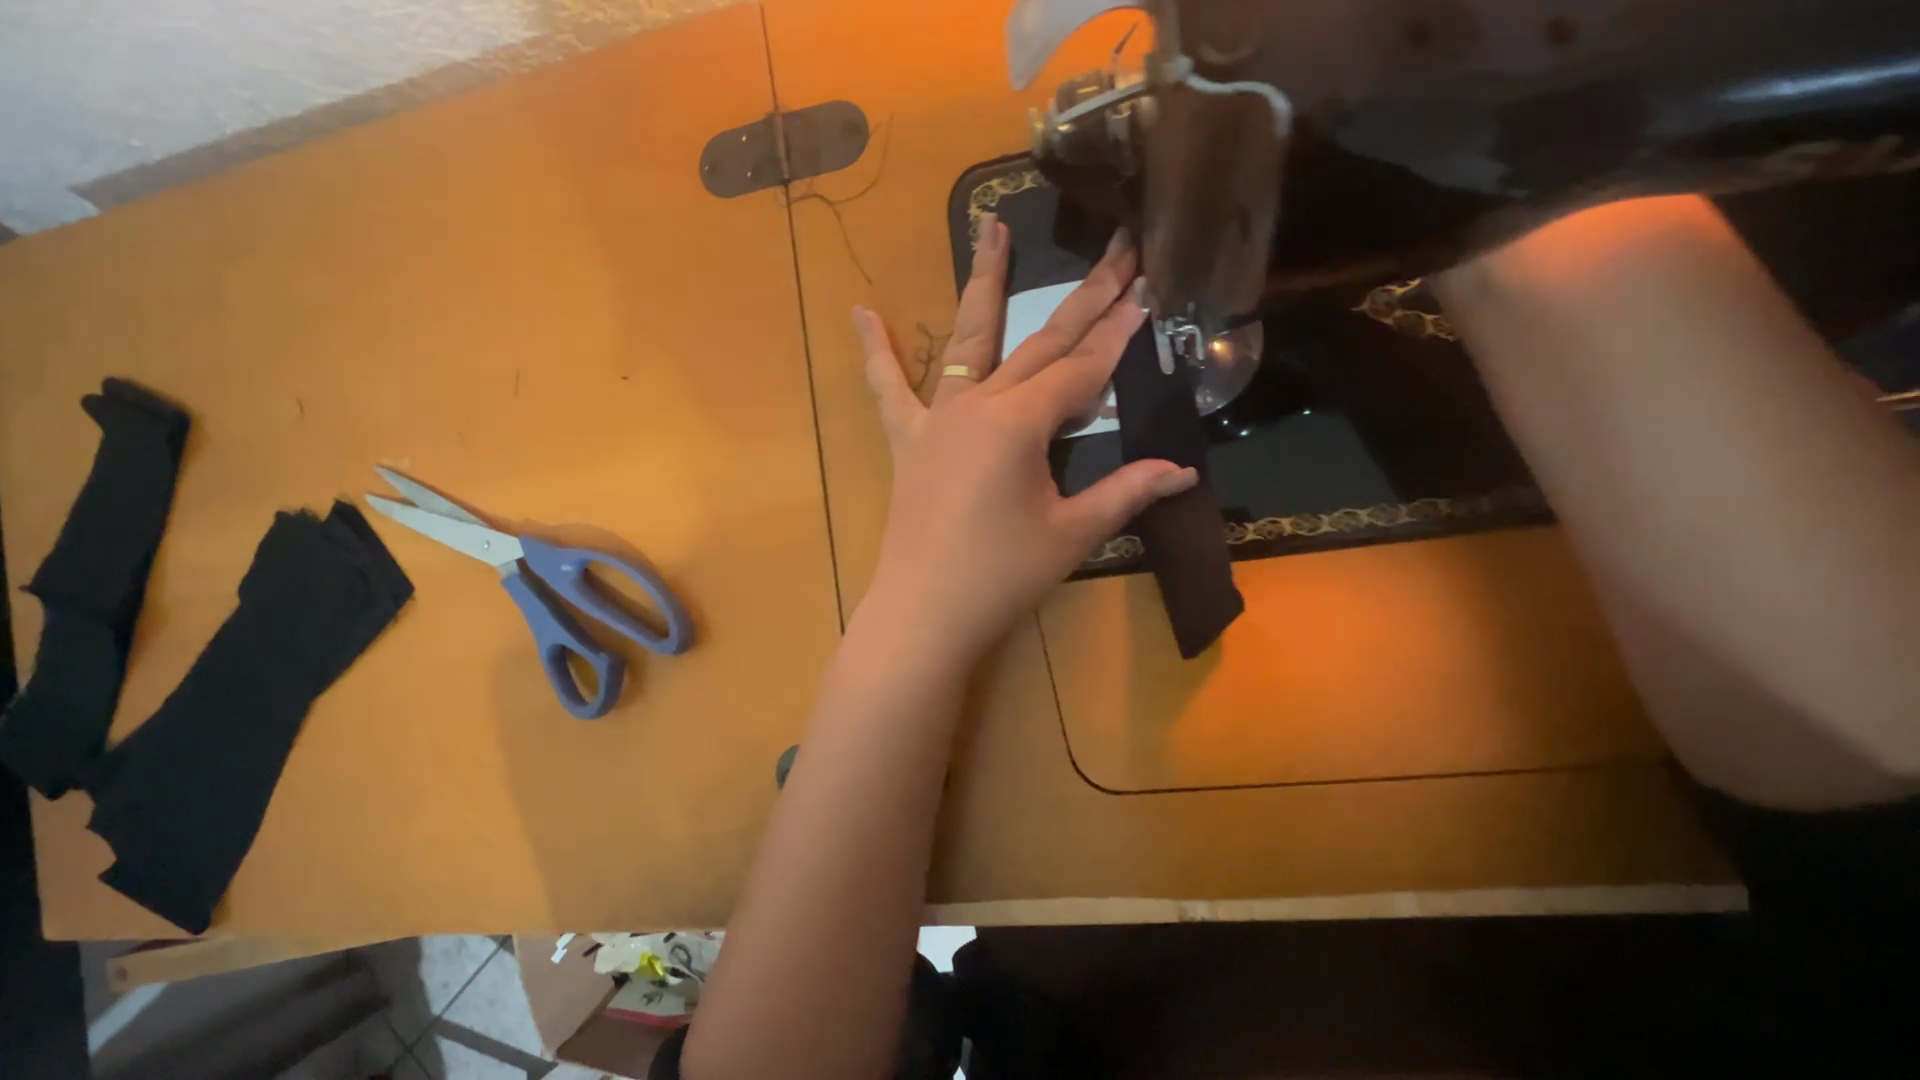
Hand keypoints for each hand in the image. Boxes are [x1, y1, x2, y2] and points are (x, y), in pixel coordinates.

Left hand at [851, 215, 1198, 658]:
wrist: (923, 613)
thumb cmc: (1001, 577)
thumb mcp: (1072, 534)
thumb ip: (1125, 493)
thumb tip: (1182, 470)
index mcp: (1019, 424)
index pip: (1082, 370)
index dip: (1119, 335)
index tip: (1149, 290)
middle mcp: (977, 404)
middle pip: (1039, 341)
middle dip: (1083, 297)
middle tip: (1115, 248)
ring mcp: (937, 418)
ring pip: (967, 340)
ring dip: (984, 284)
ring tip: (991, 227)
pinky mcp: (909, 440)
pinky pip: (890, 389)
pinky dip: (878, 352)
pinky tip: (862, 312)